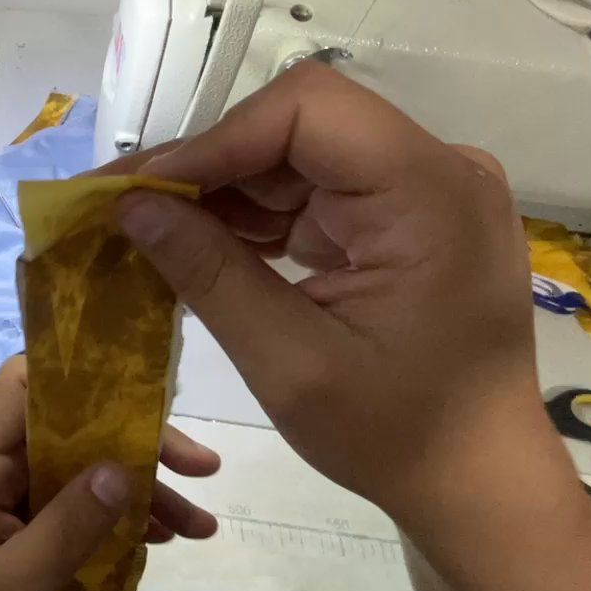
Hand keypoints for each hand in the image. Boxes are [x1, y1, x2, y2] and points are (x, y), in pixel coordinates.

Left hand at [0, 355, 218, 590]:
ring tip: (201, 525)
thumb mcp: (21, 579)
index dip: (73, 374)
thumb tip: (121, 467)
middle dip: (136, 440)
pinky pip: (77, 498)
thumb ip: (69, 523)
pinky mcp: (25, 516)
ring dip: (139, 486)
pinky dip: (119, 513)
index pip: (21, 383)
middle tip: (200, 467)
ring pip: (82, 464)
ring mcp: (12, 488)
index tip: (137, 391)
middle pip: (70, 424)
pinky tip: (161, 539)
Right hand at [109, 63, 567, 530]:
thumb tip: (129, 205)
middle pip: (289, 127)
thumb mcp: (287, 360)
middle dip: (200, 165)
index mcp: (428, 194)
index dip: (214, 140)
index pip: (306, 110)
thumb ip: (207, 273)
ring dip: (211, 190)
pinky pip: (296, 191)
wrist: (473, 480)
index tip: (144, 191)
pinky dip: (239, 215)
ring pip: (282, 156)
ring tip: (140, 224)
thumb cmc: (394, 433)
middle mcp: (428, 169)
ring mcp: (408, 190)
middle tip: (117, 203)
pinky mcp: (385, 214)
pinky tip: (189, 242)